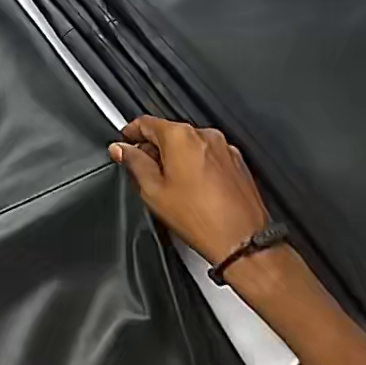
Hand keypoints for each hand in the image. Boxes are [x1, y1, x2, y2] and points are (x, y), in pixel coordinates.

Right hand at [110, 116, 272, 266]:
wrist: (243, 242)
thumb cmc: (202, 220)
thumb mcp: (153, 191)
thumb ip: (134, 163)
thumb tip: (122, 150)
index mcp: (179, 136)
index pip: (145, 122)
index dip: (130, 132)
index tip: (125, 141)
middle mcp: (204, 135)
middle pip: (169, 132)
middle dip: (154, 148)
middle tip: (145, 170)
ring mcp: (224, 148)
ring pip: (190, 145)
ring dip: (177, 157)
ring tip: (172, 186)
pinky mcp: (237, 163)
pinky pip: (209, 156)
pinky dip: (198, 165)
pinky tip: (194, 190)